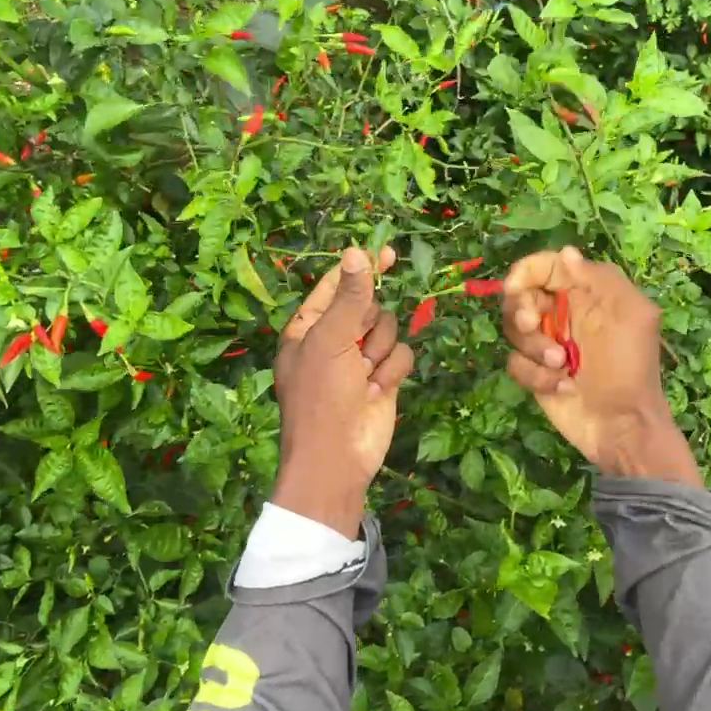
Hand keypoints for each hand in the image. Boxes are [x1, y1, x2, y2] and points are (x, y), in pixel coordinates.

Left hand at [272, 246, 413, 536]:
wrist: (337, 458)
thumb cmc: (321, 397)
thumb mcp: (331, 340)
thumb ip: (349, 296)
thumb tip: (356, 251)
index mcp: (308, 327)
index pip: (336, 286)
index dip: (359, 269)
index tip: (386, 252)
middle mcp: (334, 340)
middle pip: (369, 307)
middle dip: (370, 326)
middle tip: (358, 347)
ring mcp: (360, 361)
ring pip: (389, 330)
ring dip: (381, 353)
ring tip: (364, 378)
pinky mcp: (383, 379)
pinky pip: (402, 355)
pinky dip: (392, 372)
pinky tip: (377, 392)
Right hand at [501, 247, 700, 485]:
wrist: (622, 426)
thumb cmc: (628, 368)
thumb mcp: (629, 314)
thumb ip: (598, 278)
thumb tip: (566, 252)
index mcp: (588, 293)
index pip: (545, 267)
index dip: (525, 272)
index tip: (516, 288)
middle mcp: (564, 315)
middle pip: (520, 296)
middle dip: (523, 312)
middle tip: (534, 326)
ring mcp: (547, 345)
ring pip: (513, 330)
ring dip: (534, 348)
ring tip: (562, 365)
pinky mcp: (535, 374)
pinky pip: (514, 363)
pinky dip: (535, 375)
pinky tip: (561, 386)